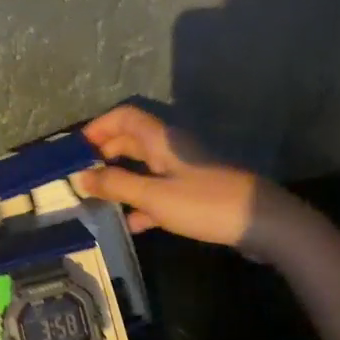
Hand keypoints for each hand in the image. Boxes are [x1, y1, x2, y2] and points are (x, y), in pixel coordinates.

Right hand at [72, 105, 295, 250]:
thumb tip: (80, 176)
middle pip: (133, 140)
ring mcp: (185, 171)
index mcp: (162, 140)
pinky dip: (142, 202)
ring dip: (122, 177)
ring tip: (98, 197)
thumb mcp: (155, 196)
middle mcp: (172, 149)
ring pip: (145, 167)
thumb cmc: (205, 203)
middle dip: (106, 152)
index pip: (125, 116)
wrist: (262, 223)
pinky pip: (160, 191)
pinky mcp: (195, 194)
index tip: (76, 147)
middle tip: (82, 173)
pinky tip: (131, 223)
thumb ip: (117, 185)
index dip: (99, 126)